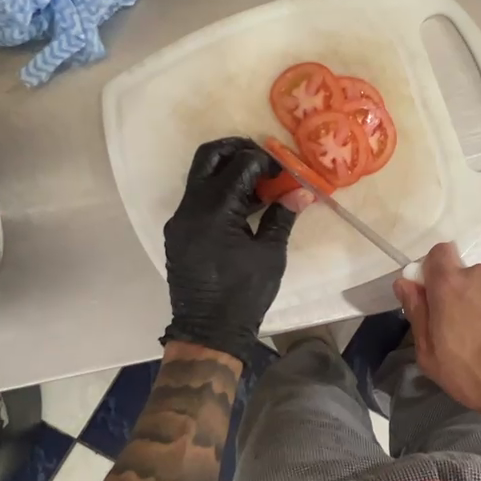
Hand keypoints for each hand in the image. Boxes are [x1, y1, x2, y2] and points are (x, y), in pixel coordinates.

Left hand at [160, 138, 295, 359]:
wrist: (209, 329)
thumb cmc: (245, 293)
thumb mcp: (270, 253)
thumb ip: (281, 216)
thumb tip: (302, 191)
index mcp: (214, 211)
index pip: (240, 165)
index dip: (266, 161)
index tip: (284, 171)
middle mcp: (190, 207)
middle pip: (209, 157)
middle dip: (238, 150)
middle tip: (264, 160)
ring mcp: (180, 219)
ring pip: (200, 176)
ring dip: (228, 171)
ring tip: (258, 184)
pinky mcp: (178, 231)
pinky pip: (197, 198)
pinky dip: (219, 192)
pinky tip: (242, 207)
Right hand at [393, 244, 480, 442]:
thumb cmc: (479, 378)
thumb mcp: (432, 357)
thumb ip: (417, 314)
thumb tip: (405, 284)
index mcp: (452, 286)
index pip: (439, 253)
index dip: (435, 271)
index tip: (437, 296)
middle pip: (468, 276)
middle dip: (465, 297)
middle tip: (469, 332)